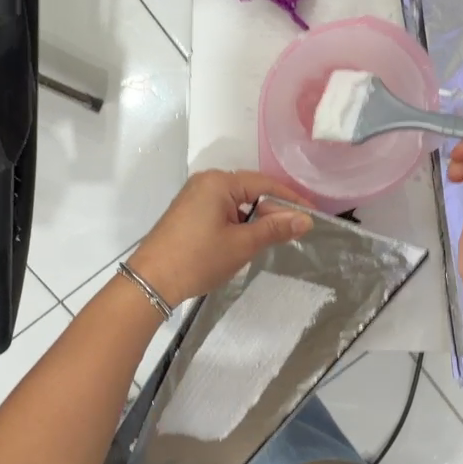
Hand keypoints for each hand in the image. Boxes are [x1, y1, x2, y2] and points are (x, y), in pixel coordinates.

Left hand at [126, 171, 313, 305]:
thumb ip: (274, 228)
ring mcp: (193, 198)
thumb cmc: (199, 258)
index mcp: (218, 182)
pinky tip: (248, 240)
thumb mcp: (242, 244)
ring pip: (236, 203)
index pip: (264, 184)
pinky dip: (238, 223)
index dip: (290, 199)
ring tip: (275, 238)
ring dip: (255, 219)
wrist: (151, 281)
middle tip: (295, 231)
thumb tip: (305, 219)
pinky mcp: (187, 214)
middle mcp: (205, 182)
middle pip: (250, 190)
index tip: (311, 214)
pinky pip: (221, 211)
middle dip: (273, 210)